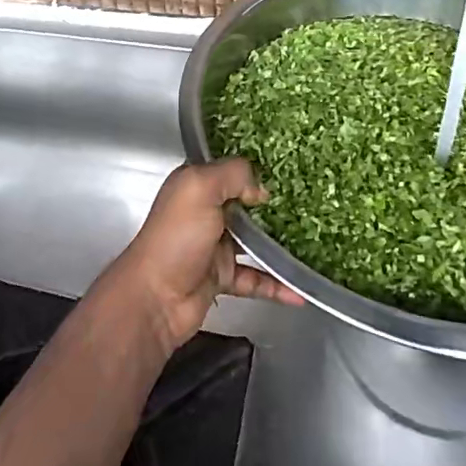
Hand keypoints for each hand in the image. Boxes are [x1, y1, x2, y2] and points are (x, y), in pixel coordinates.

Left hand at [95, 159, 303, 352]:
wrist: (156, 297)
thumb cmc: (175, 237)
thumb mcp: (199, 189)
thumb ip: (232, 176)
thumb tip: (260, 189)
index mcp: (194, 186)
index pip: (227, 169)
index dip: (252, 167)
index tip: (286, 167)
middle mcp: (203, 212)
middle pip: (244, 204)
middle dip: (272, 205)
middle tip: (307, 204)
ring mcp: (212, 245)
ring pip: (253, 242)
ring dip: (278, 244)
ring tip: (310, 242)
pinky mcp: (220, 277)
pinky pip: (255, 279)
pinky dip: (276, 284)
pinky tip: (299, 290)